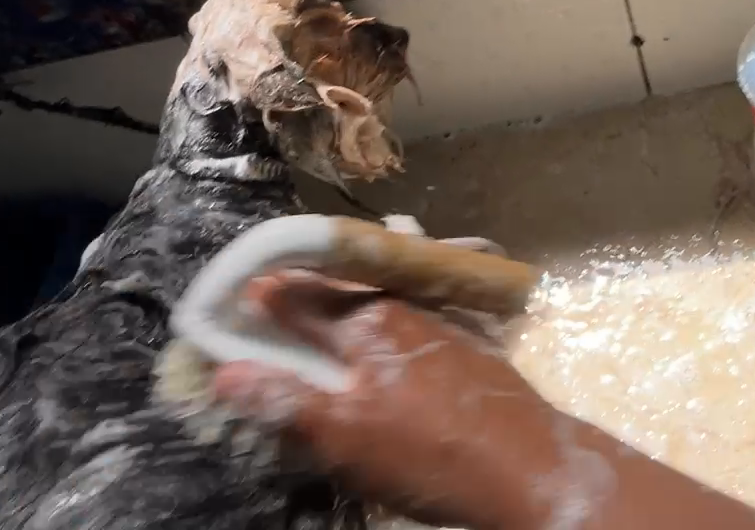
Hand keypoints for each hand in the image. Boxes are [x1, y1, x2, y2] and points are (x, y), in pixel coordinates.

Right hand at [212, 270, 564, 528]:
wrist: (530, 462)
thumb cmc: (430, 451)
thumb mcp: (348, 438)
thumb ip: (287, 401)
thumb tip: (225, 371)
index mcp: (363, 319)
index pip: (296, 294)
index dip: (258, 296)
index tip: (227, 301)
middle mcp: (395, 305)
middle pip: (332, 291)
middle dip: (295, 298)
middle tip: (263, 315)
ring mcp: (430, 319)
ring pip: (366, 303)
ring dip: (333, 310)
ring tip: (309, 331)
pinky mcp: (454, 340)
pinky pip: (395, 320)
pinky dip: (368, 328)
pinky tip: (369, 354)